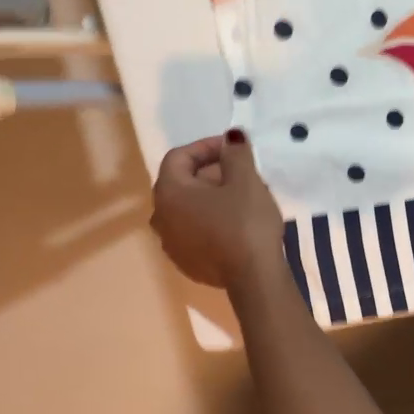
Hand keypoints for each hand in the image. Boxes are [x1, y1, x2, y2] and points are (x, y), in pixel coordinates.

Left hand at [150, 132, 283, 289]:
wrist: (253, 276)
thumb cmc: (247, 222)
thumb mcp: (247, 182)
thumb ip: (237, 154)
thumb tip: (232, 137)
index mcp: (169, 192)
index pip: (179, 157)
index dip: (206, 147)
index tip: (235, 148)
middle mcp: (160, 216)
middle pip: (181, 184)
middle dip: (211, 174)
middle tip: (242, 174)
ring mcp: (170, 243)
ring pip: (187, 211)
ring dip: (209, 200)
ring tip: (240, 201)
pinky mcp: (186, 263)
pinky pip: (194, 233)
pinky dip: (210, 223)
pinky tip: (234, 227)